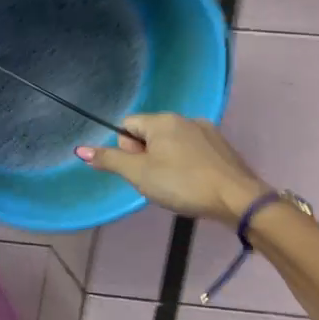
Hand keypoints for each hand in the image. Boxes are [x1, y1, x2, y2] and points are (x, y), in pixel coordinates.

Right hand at [76, 113, 268, 225]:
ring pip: (170, 143)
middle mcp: (185, 119)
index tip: (137, 169)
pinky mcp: (222, 148)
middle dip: (144, 155)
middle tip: (153, 179)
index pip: (127, 125)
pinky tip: (191, 182)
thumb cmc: (182, 183)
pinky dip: (185, 164)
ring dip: (164, 160)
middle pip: (148, 134)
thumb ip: (108, 159)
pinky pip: (190, 150)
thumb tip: (79, 150)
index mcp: (162, 121)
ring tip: (173, 184)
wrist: (238, 200)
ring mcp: (207, 132)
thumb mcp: (138, 174)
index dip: (125, 148)